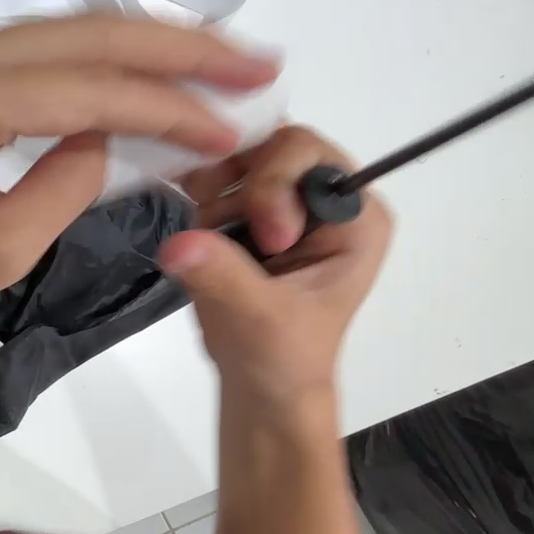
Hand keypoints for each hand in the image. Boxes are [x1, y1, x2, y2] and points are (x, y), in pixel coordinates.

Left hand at [0, 14, 280, 348]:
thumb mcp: (1, 249)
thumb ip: (72, 182)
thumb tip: (118, 131)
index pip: (85, 87)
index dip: (169, 105)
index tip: (236, 124)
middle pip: (82, 35)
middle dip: (177, 50)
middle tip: (257, 63)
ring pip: (63, 35)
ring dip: (143, 47)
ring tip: (219, 61)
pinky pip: (33, 55)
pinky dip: (93, 64)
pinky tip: (144, 70)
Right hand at [159, 127, 391, 402]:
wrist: (262, 386)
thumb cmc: (279, 357)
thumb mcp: (257, 318)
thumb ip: (223, 275)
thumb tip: (179, 243)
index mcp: (354, 217)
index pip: (308, 156)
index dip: (271, 183)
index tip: (262, 240)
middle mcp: (323, 201)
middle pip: (270, 148)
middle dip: (234, 180)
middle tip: (211, 222)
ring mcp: (282, 208)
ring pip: (237, 163)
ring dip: (211, 196)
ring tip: (210, 246)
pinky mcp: (248, 220)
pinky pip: (216, 186)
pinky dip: (197, 203)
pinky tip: (198, 241)